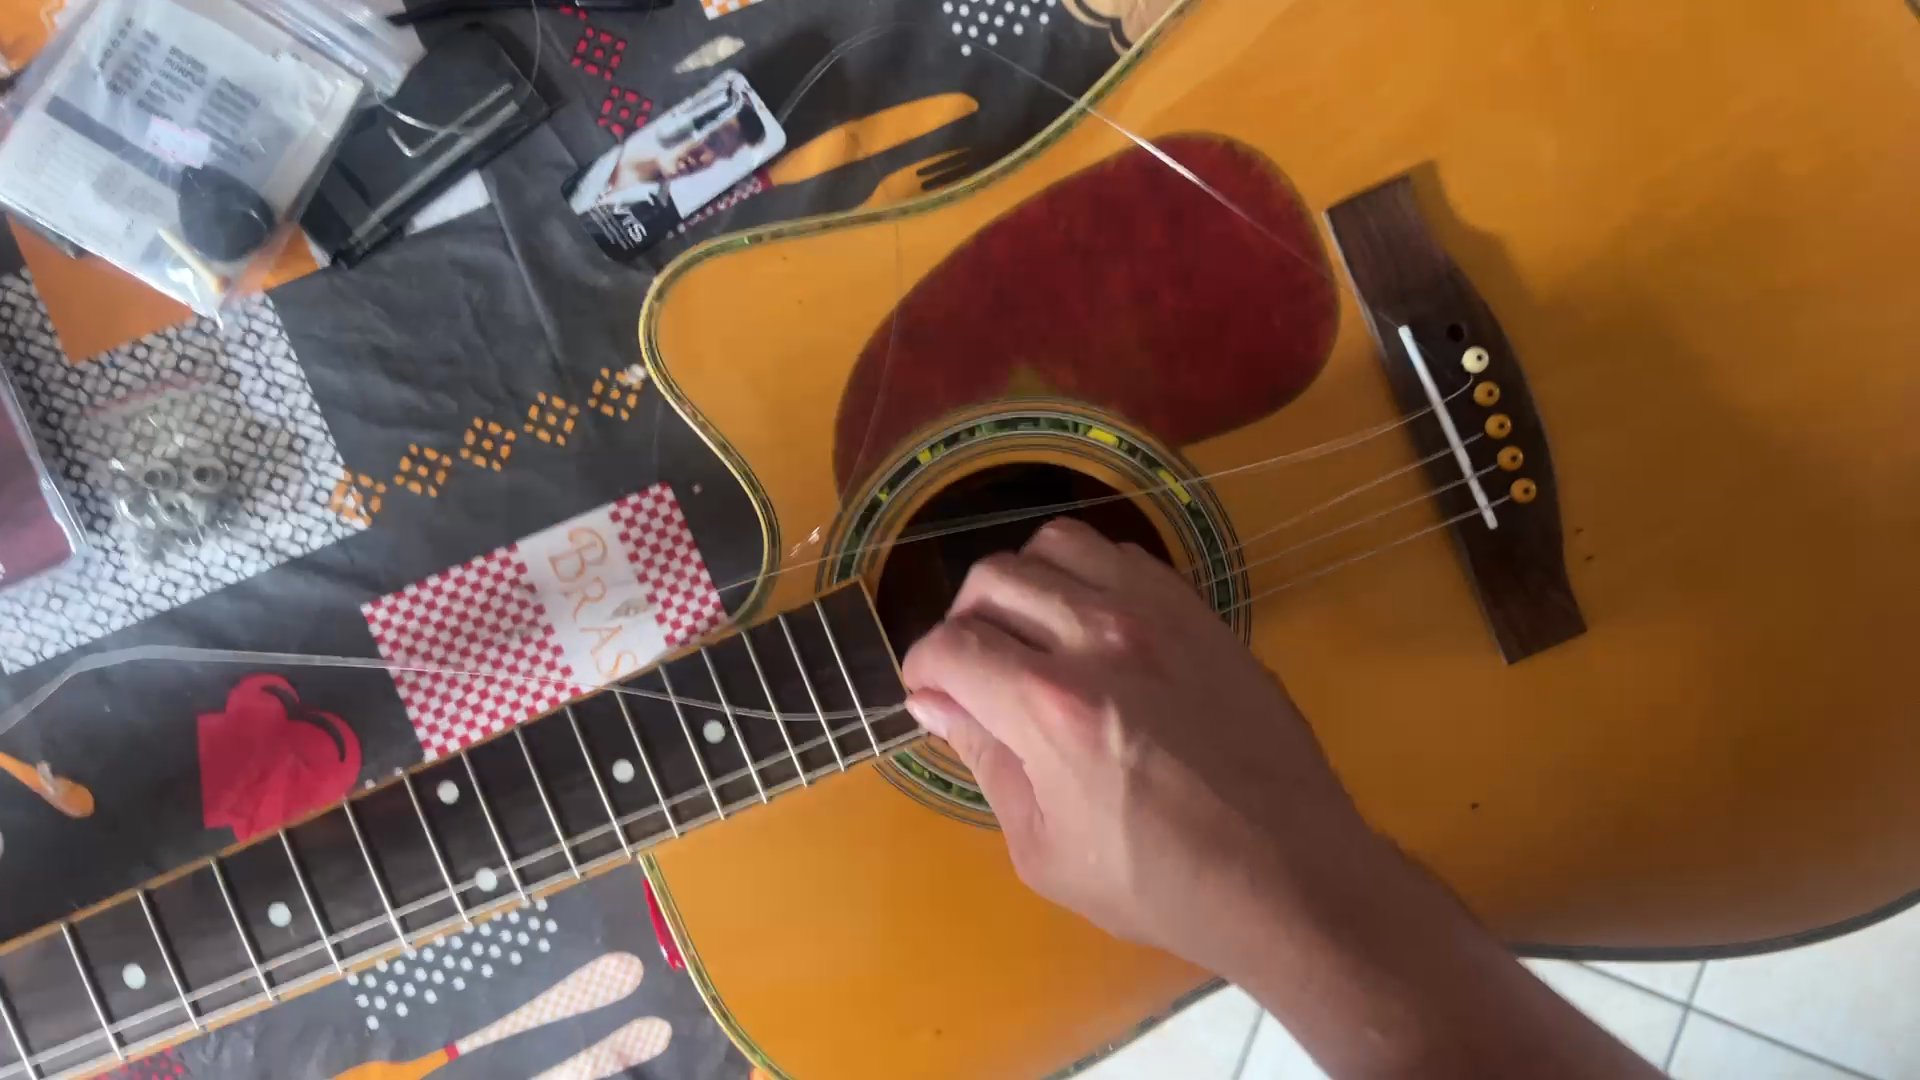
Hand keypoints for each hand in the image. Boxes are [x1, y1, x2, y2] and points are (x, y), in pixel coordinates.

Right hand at [901, 518, 1386, 974]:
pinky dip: (1084, 575)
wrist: (1289, 871)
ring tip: (1031, 630)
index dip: (922, 666)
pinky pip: (1118, 554)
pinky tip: (1092, 622)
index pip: (951, 645)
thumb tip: (933, 700)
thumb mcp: (1044, 847)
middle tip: (976, 667)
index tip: (930, 691)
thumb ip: (983, 758)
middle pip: (993, 579)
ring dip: (1023, 582)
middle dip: (962, 621)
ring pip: (1054, 545)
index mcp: (1053, 708)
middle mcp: (1099, 638)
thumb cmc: (1159, 882)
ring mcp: (1155, 613)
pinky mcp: (1196, 609)